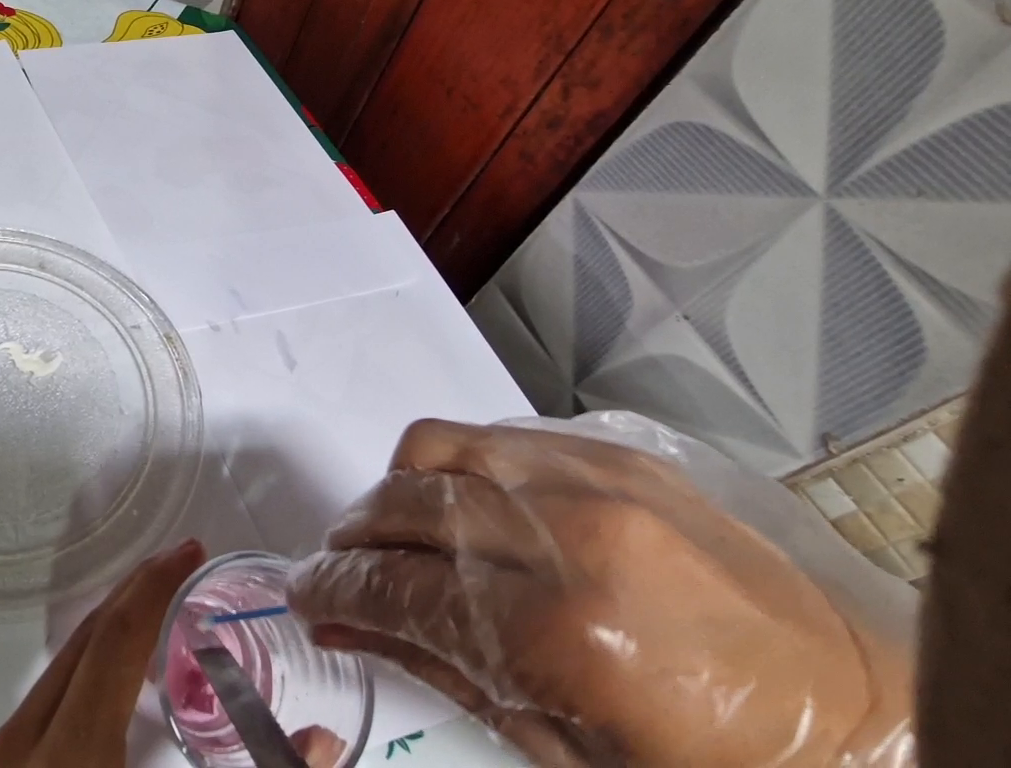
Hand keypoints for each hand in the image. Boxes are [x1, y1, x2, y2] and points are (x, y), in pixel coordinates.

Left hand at [0, 539, 203, 767]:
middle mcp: (23, 737)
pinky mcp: (7, 754)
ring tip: (162, 598)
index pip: (113, 644)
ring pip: (66, 660)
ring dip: (116, 622)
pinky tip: (124, 662)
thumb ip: (183, 751)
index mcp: (67, 756)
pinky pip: (56, 689)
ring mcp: (7, 744)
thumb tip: (263, 744)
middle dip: (137, 589)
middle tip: (182, 559)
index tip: (190, 552)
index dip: (154, 588)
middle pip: (85, 640)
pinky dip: (96, 660)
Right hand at [288, 420, 913, 767]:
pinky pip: (497, 436)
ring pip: (440, 446)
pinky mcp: (624, 454)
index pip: (400, 585)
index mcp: (568, 634)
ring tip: (389, 527)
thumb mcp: (565, 751)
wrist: (866, 714)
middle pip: (407, 505)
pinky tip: (459, 506)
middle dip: (351, 536)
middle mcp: (577, 535)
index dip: (335, 588)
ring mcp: (603, 480)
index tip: (305, 593)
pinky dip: (454, 466)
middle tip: (338, 566)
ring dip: (392, 487)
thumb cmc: (715, 764)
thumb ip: (442, 667)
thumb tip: (349, 622)